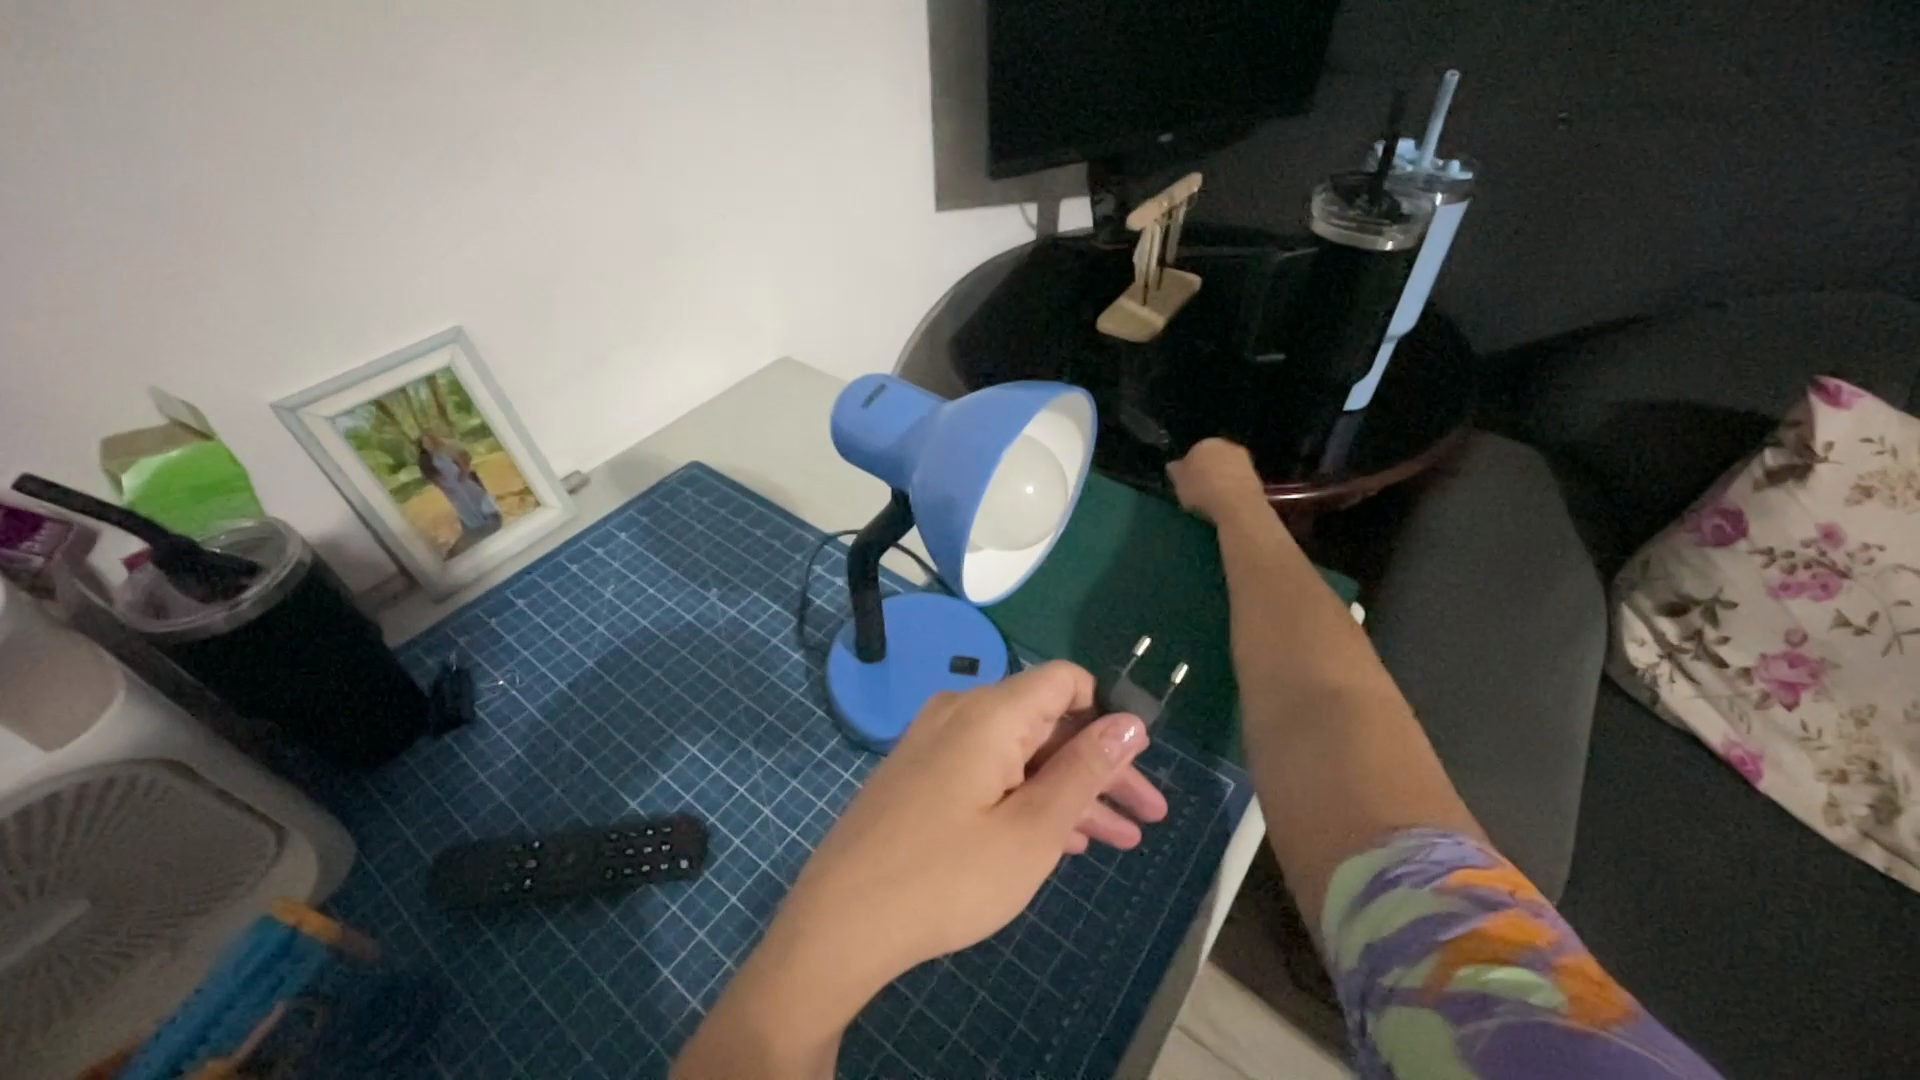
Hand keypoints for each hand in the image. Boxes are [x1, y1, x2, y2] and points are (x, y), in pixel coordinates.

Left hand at [788, 662, 1164, 973]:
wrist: (840, 923)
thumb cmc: (946, 878)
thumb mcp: (1032, 830)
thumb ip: (1084, 770)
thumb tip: (1130, 722)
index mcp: (990, 713)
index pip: (1065, 680)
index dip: (1108, 714)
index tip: (1140, 763)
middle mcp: (960, 714)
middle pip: (1047, 721)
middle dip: (1101, 766)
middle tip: (1147, 816)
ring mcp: (935, 746)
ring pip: (1020, 754)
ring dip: (1070, 791)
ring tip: (1121, 839)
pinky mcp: (920, 778)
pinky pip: (989, 773)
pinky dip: (1028, 799)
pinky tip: (1063, 840)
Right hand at [1167, 438, 1266, 524]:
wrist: (1237, 504)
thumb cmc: (1202, 490)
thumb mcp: (1179, 483)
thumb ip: (1175, 472)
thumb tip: (1173, 465)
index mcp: (1204, 443)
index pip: (1192, 453)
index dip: (1188, 469)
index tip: (1186, 484)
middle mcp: (1226, 445)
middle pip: (1212, 459)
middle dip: (1207, 471)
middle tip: (1199, 491)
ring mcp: (1244, 459)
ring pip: (1227, 468)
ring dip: (1221, 479)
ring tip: (1213, 498)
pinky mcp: (1257, 475)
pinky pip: (1237, 481)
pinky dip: (1232, 488)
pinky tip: (1227, 501)